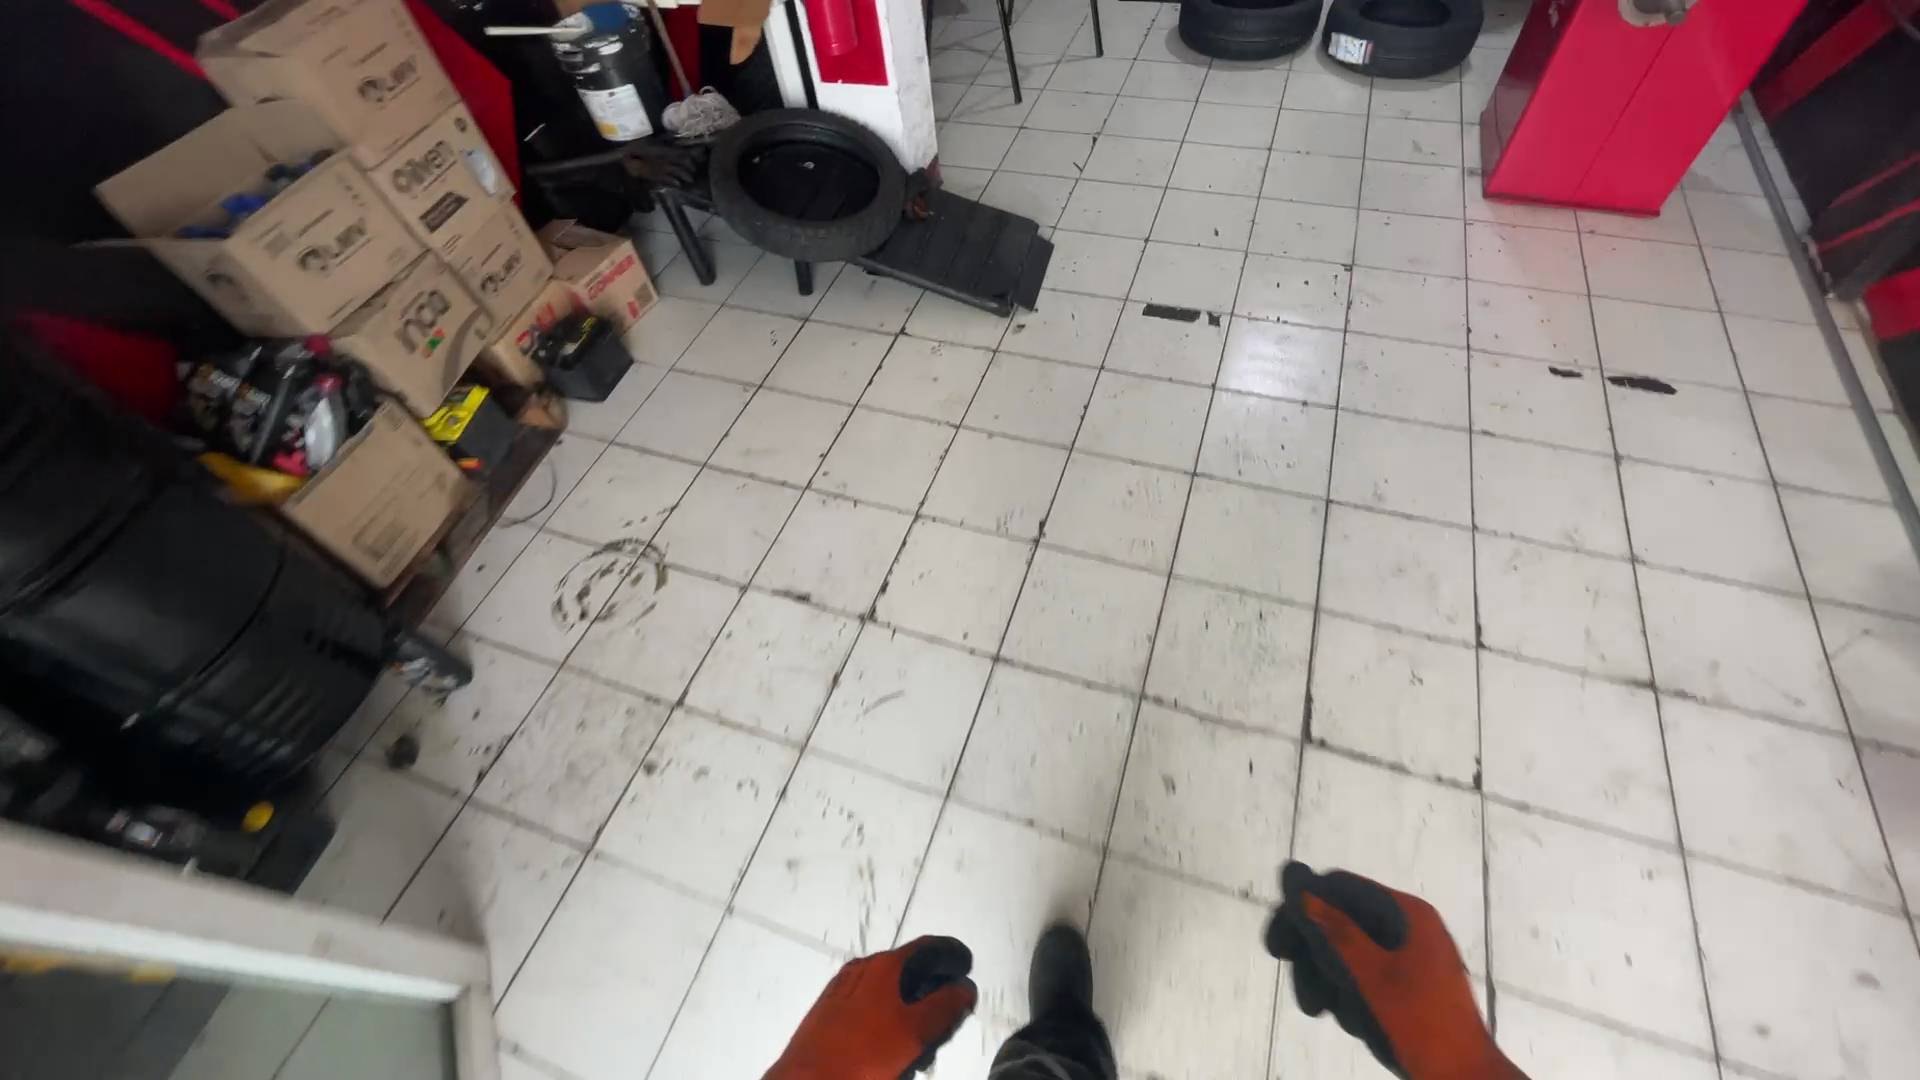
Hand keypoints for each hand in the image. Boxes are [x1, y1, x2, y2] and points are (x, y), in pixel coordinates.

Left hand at [763, 936, 977, 1079]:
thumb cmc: (861, 1056)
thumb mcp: (913, 1034)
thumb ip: (944, 1008)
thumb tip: (965, 987)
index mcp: (884, 966)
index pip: (927, 947)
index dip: (951, 955)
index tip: (968, 966)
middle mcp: (863, 969)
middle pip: (908, 969)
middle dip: (933, 989)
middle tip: (950, 1015)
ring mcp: (844, 990)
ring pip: (889, 991)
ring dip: (912, 1008)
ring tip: (923, 1043)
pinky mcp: (831, 1013)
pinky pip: (870, 1006)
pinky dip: (890, 1018)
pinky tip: (893, 1049)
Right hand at [1265, 862, 1526, 1079]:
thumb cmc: (1422, 1025)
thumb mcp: (1370, 974)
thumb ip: (1332, 926)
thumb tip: (1295, 881)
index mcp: (1405, 912)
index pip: (1337, 888)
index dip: (1301, 908)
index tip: (1279, 945)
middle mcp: (1408, 924)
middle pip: (1340, 918)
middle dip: (1312, 949)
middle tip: (1287, 972)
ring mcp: (1411, 953)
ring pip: (1348, 947)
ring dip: (1326, 975)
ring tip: (1316, 1008)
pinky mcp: (1411, 980)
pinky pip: (1365, 970)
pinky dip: (1349, 990)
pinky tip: (1348, 1017)